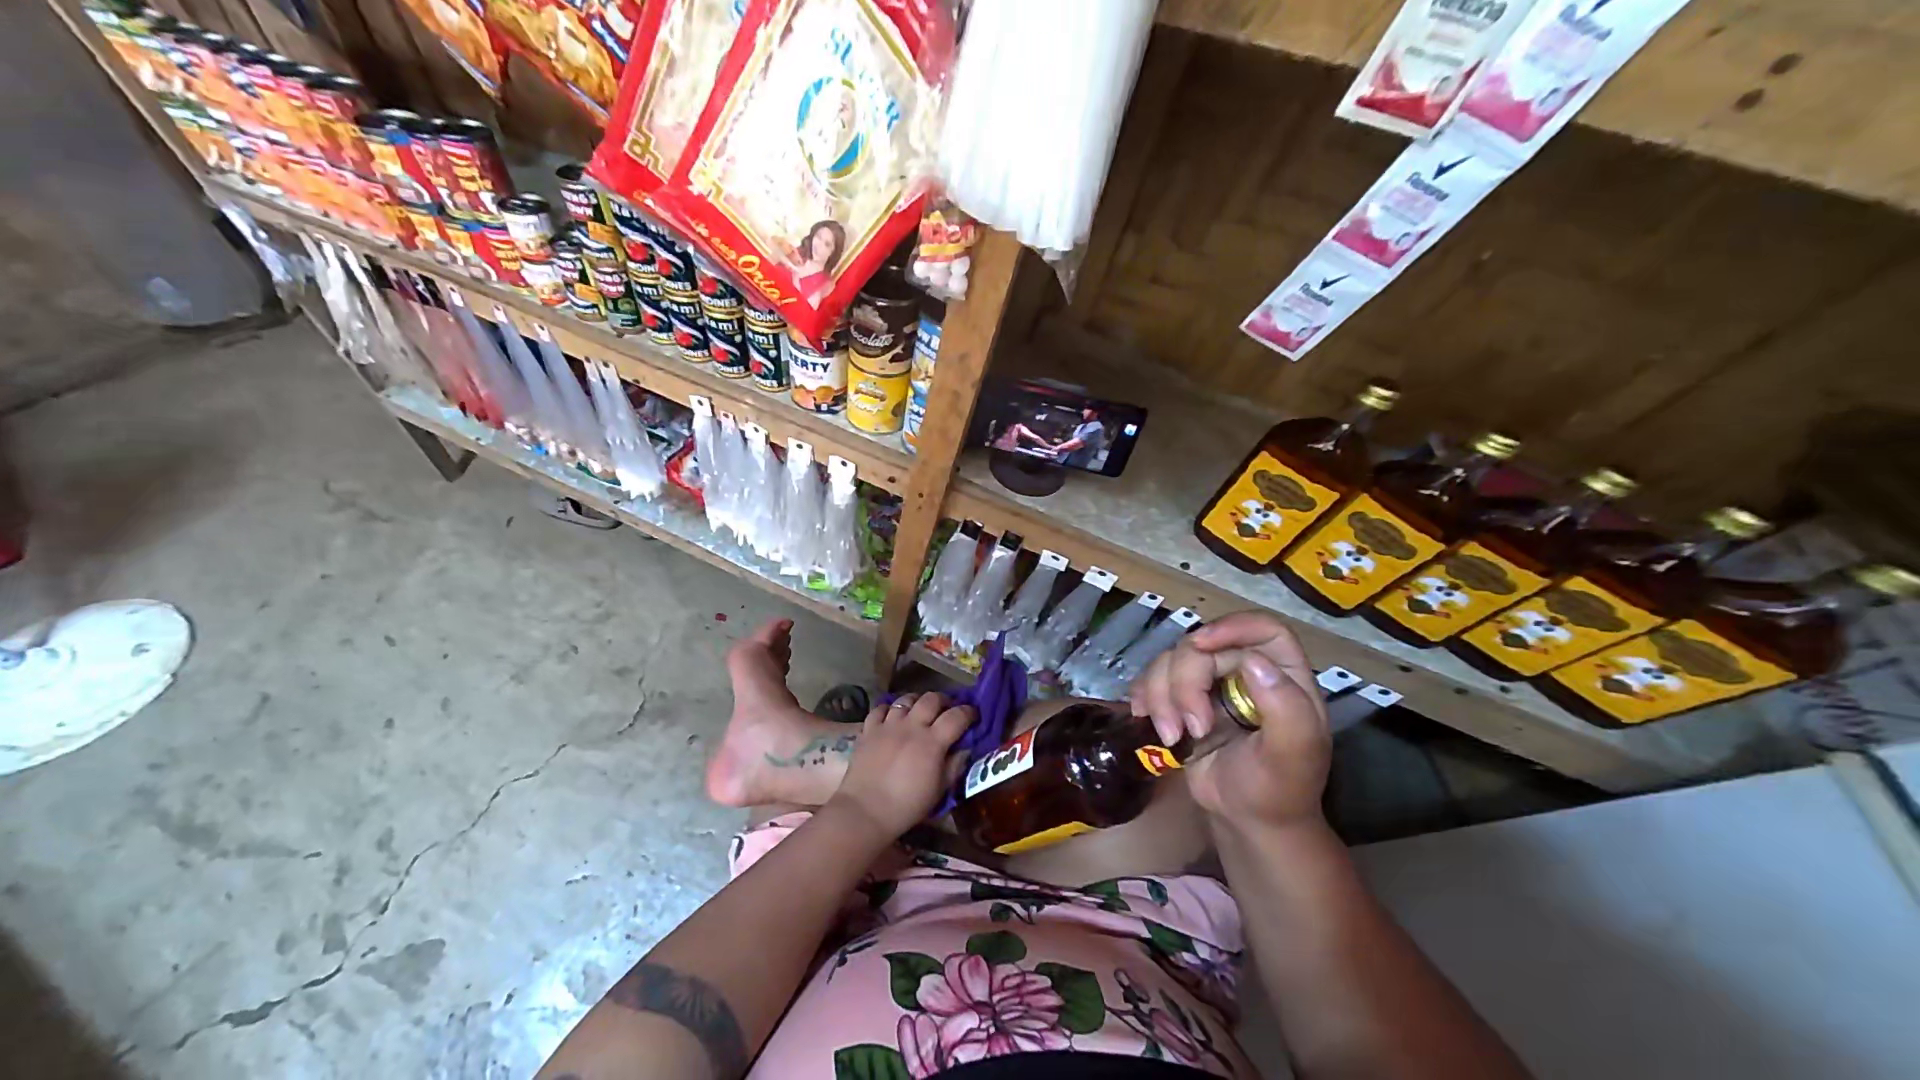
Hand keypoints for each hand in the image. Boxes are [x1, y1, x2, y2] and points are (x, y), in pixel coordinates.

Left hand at [825, 693, 973, 840]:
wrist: (866, 811)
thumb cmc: (907, 805)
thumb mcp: (939, 790)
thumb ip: (954, 765)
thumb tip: (965, 748)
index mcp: (932, 742)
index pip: (956, 716)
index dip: (968, 712)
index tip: (973, 715)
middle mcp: (911, 726)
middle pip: (931, 699)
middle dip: (943, 700)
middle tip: (947, 709)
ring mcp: (888, 726)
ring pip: (905, 699)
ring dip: (917, 701)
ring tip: (919, 710)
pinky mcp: (868, 730)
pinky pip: (879, 709)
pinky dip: (889, 709)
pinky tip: (892, 717)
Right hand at [1129, 612, 1330, 830]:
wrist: (1248, 820)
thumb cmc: (1279, 788)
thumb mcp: (1293, 753)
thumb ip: (1286, 708)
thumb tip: (1253, 662)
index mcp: (1282, 674)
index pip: (1260, 628)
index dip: (1230, 627)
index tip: (1202, 645)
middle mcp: (1243, 669)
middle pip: (1201, 645)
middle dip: (1185, 684)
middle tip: (1190, 728)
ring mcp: (1209, 683)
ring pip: (1169, 660)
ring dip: (1161, 697)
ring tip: (1173, 737)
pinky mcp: (1179, 699)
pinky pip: (1150, 679)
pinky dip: (1144, 698)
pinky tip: (1150, 723)